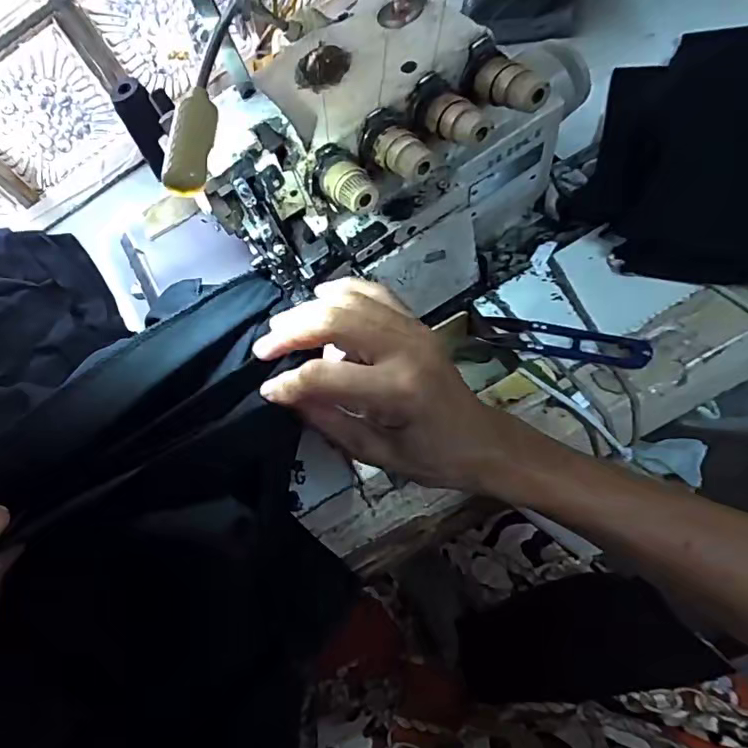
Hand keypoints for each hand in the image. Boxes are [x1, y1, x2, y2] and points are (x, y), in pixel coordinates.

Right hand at [253, 278, 573, 498]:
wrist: (482, 439)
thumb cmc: (431, 456)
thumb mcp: (375, 452)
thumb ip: (327, 420)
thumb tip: (285, 394)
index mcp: (397, 390)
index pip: (325, 375)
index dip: (289, 382)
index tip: (267, 389)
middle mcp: (405, 349)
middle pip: (333, 322)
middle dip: (290, 332)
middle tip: (264, 349)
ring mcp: (412, 329)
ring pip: (347, 301)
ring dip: (307, 310)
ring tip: (282, 327)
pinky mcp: (414, 321)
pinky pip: (371, 292)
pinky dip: (340, 291)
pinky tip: (318, 298)